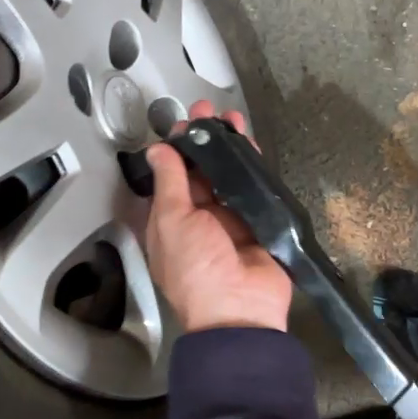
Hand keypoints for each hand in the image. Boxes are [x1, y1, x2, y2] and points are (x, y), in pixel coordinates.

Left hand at [144, 102, 292, 332]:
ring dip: (229, 145)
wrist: (241, 308)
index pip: (172, 176)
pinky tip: (252, 142)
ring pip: (229, 172)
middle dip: (204, 140)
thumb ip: (170, 182)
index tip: (184, 122)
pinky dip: (253, 162)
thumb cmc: (197, 269)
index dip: (177, 148)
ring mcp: (232, 216)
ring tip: (233, 117)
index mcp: (172, 222)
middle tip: (209, 110)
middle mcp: (201, 216)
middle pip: (202, 170)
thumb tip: (158, 149)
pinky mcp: (259, 218)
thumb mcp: (174, 223)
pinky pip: (254, 185)